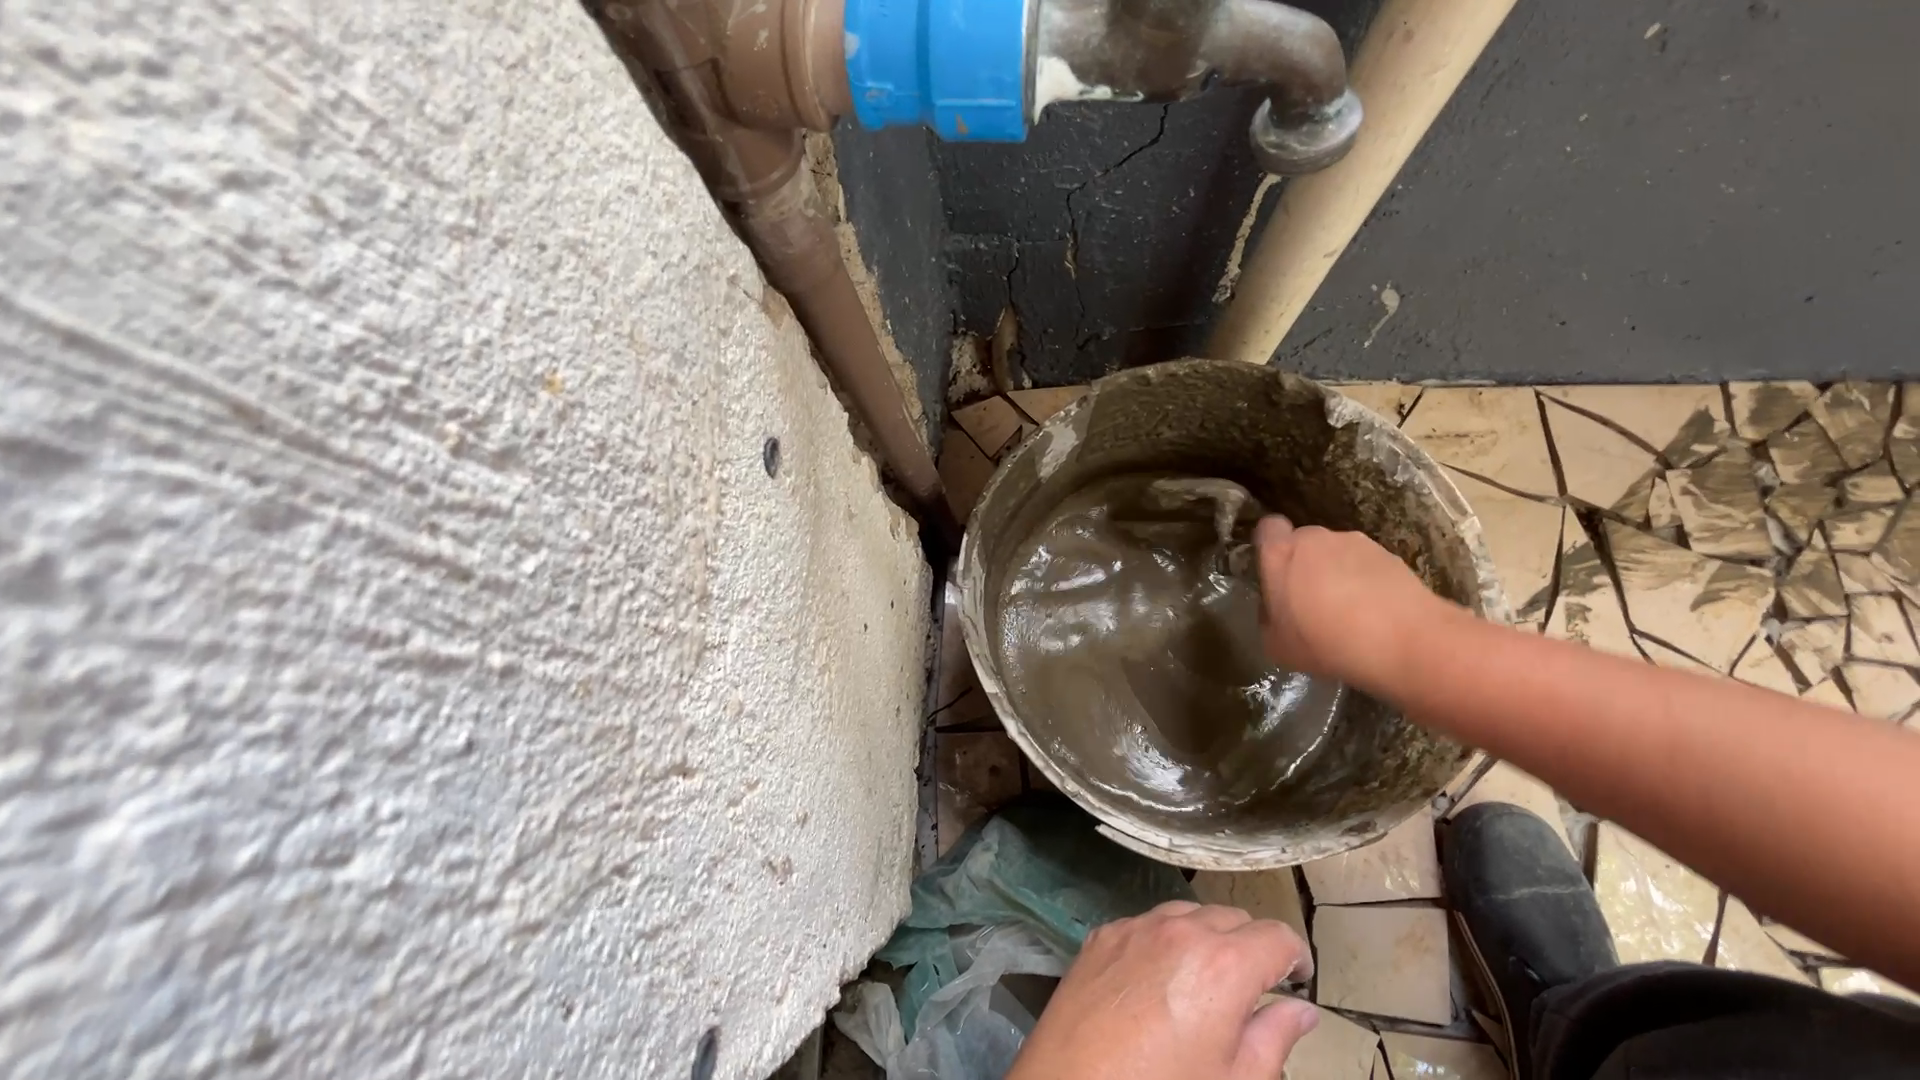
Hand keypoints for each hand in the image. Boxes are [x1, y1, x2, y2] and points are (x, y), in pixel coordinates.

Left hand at [1006, 901, 1317, 1079]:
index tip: (1294, 980)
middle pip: (1233, 918)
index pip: (1277, 936)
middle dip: (1250, 947)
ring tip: (1203, 983)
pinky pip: (1147, 924)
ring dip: (1206, 937)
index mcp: (1223, 964)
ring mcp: (1136, 927)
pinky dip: (1163, 941)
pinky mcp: (1102, 935)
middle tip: (1250, 990)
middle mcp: (1180, 929)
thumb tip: (1301, 1010)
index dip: (1294, 957)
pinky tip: (1157, 981)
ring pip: (1188, 913)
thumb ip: (1274, 1039)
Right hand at [1254, 515, 1442, 690]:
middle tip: (1310, 601)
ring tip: (1349, 611)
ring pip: (1336, 553)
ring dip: (1337, 573)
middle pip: (1304, 542)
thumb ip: (1268, 616)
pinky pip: (1366, 565)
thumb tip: (1276, 606)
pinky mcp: (1389, 555)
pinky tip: (1374, 613)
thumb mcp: (1276, 644)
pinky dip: (1366, 582)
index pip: (1267, 529)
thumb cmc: (1326, 643)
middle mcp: (1315, 539)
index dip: (1270, 547)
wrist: (1404, 642)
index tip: (1275, 573)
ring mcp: (1355, 543)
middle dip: (1305, 564)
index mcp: (1280, 554)